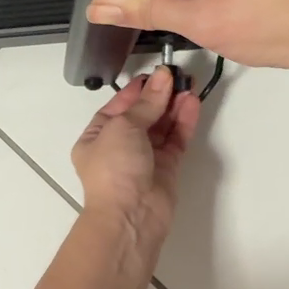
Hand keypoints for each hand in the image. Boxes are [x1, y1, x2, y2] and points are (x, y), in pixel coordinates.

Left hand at [70, 68, 200, 244]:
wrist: (130, 216)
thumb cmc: (115, 168)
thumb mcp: (123, 127)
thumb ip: (147, 103)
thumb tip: (163, 77)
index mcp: (96, 138)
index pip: (117, 107)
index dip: (137, 89)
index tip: (157, 72)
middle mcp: (119, 147)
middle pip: (142, 115)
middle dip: (159, 95)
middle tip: (179, 74)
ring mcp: (143, 158)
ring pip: (161, 126)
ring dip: (174, 106)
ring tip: (190, 83)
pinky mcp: (166, 168)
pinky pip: (175, 140)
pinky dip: (183, 122)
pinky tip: (192, 103)